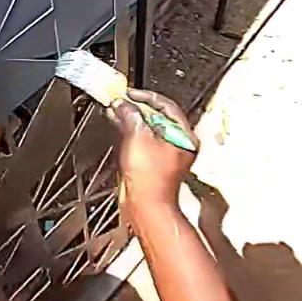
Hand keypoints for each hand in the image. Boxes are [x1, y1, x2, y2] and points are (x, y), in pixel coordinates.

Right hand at [105, 89, 196, 220]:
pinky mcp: (153, 162)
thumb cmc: (150, 179)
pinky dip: (131, 130)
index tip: (130, 93)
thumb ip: (130, 115)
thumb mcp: (138, 138)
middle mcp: (178, 144)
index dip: (147, 97)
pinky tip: (119, 125)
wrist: (144, 207)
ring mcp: (166, 154)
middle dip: (138, 107)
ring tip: (117, 110)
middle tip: (122, 100)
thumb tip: (122, 103)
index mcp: (184, 137)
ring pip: (149, 127)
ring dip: (133, 118)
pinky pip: (143, 140)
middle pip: (158, 116)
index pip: (167, 106)